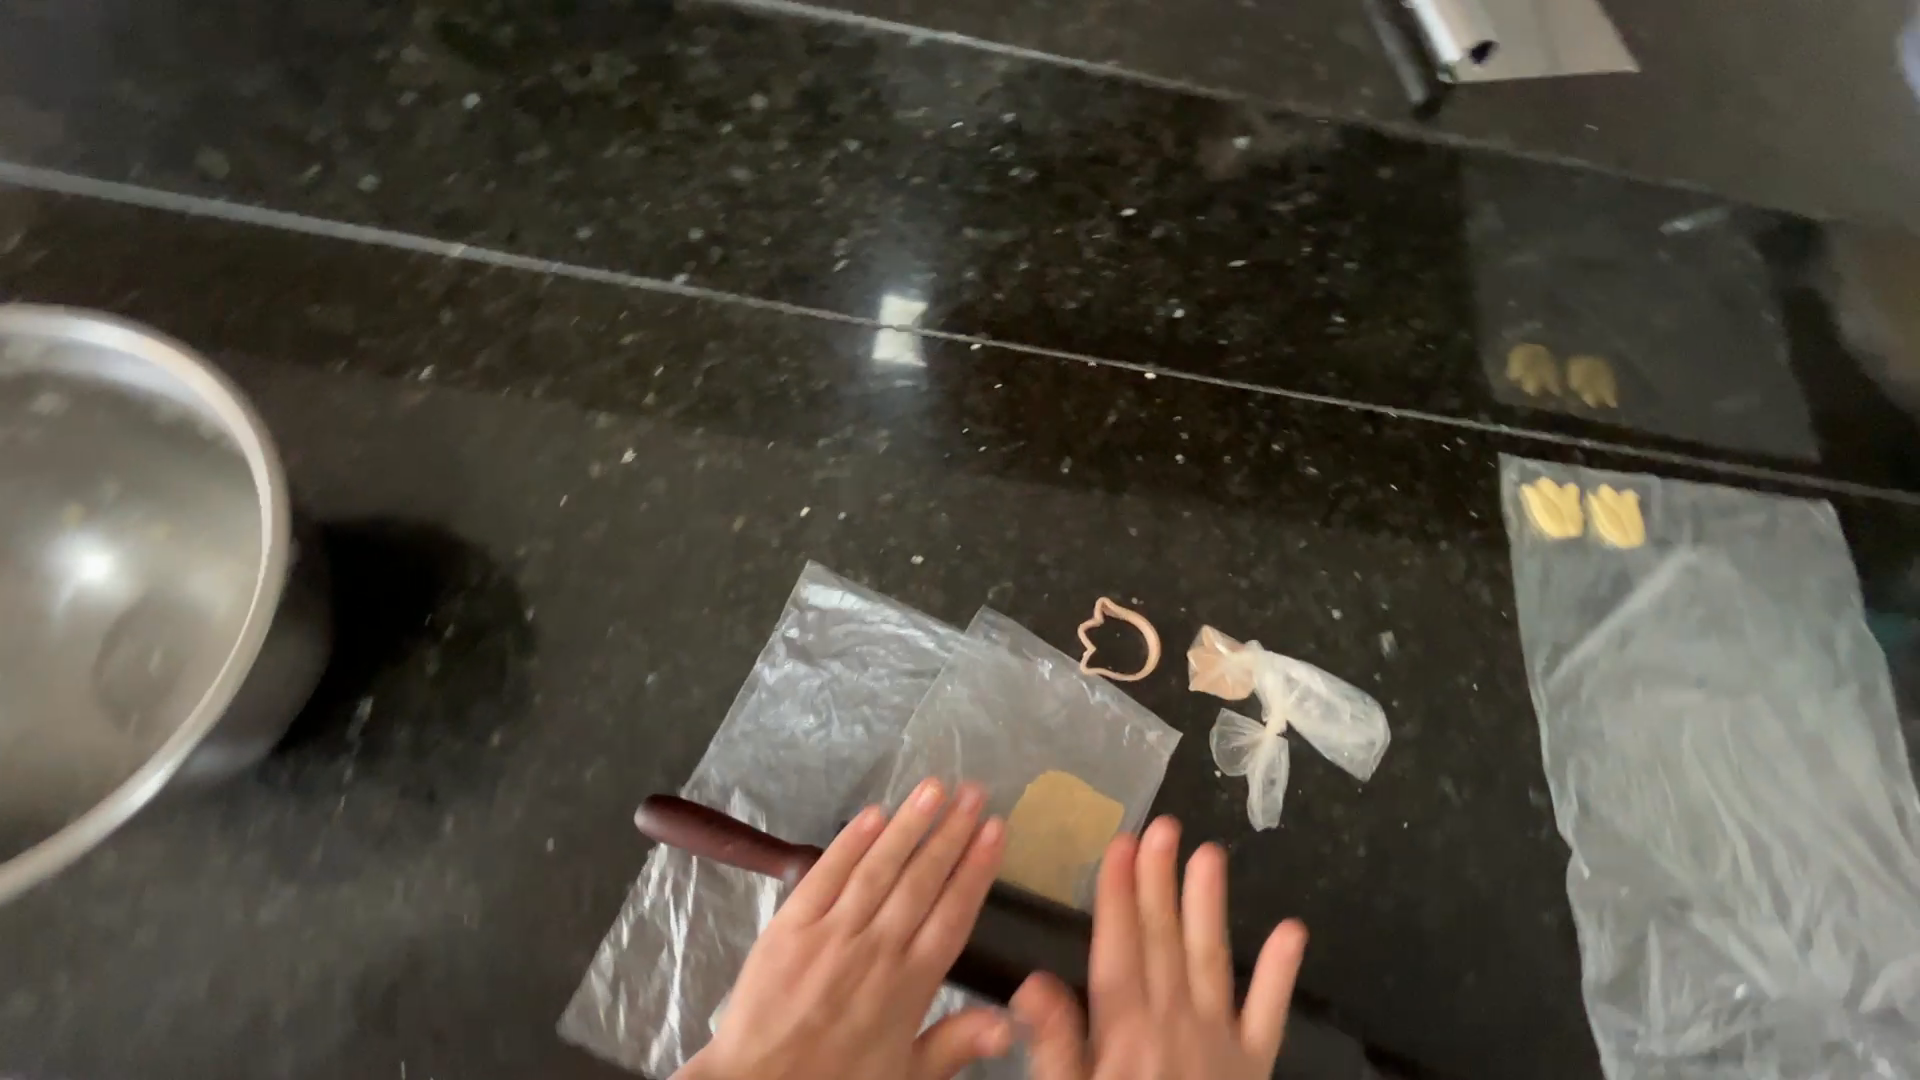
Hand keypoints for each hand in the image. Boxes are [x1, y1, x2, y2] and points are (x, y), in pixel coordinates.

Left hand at [680, 779, 1010, 1079]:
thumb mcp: (907, 1075)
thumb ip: (957, 1043)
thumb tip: (1012, 1020)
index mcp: (910, 984)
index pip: (953, 912)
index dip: (977, 867)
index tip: (995, 828)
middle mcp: (877, 948)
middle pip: (923, 879)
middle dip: (952, 831)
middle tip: (974, 791)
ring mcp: (833, 931)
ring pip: (880, 867)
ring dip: (909, 824)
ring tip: (934, 787)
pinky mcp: (792, 923)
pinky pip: (827, 874)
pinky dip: (851, 842)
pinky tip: (874, 814)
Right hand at [1012, 817, 1307, 1079]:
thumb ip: (1054, 1049)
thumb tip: (1032, 982)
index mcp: (1126, 1037)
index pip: (1118, 950)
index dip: (1116, 895)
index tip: (1119, 845)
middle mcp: (1176, 1028)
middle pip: (1164, 943)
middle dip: (1159, 882)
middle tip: (1163, 828)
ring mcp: (1222, 1047)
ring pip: (1213, 961)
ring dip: (1211, 907)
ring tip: (1212, 856)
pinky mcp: (1256, 1068)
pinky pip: (1270, 1016)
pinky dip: (1281, 975)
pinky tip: (1293, 933)